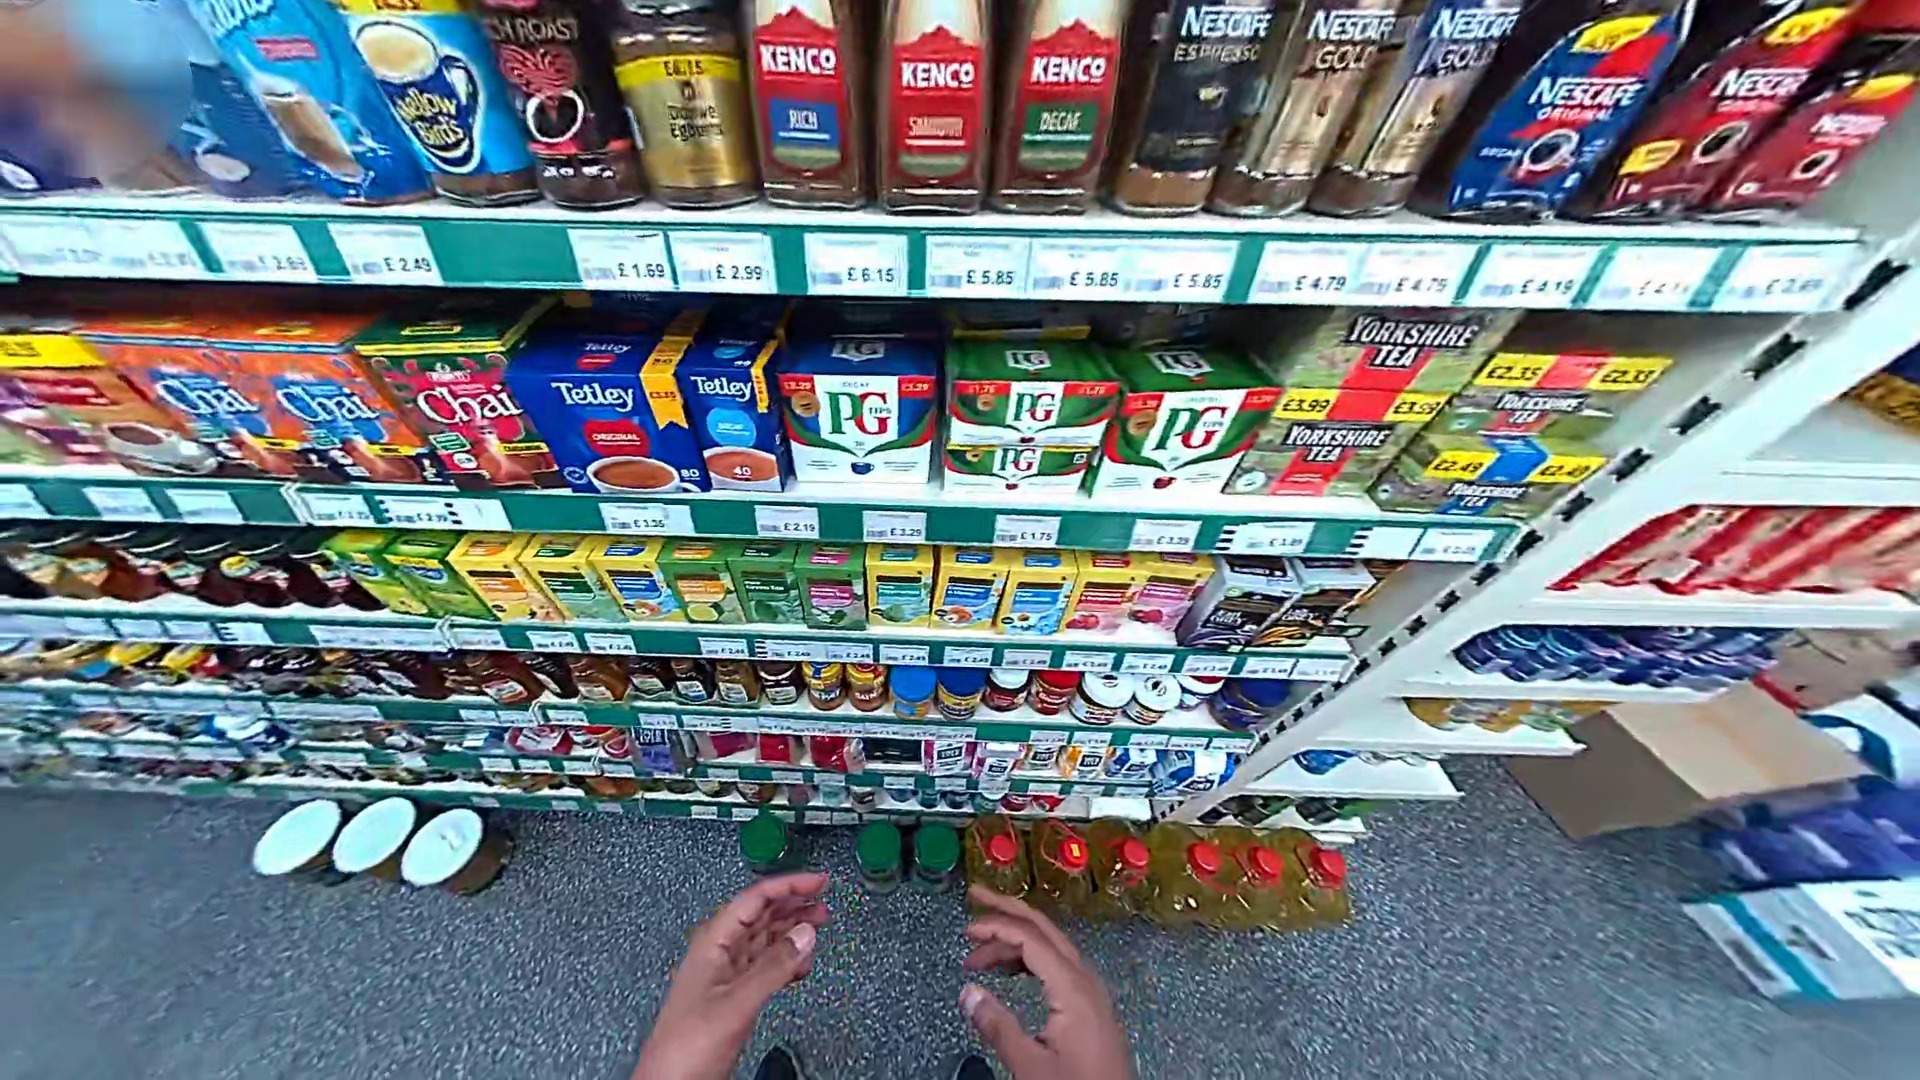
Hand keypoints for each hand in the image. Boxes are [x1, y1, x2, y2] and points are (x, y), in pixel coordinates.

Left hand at [633, 873, 828, 1079]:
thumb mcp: (735, 1004)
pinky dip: (788, 960)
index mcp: (714, 941)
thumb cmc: (685, 1050)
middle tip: (824, 901)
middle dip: (795, 904)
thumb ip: (774, 967)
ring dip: (793, 930)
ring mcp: (726, 973)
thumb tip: (806, 933)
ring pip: (766, 937)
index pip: (756, 897)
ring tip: (818, 926)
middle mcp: (720, 950)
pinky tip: (802, 965)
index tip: (818, 882)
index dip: (789, 885)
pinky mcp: (733, 995)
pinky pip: (766, 964)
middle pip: (763, 913)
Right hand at [959, 886, 1136, 1079]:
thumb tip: (967, 992)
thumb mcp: (1032, 1069)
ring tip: (978, 955)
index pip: (1030, 936)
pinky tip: (1008, 969)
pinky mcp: (1088, 1004)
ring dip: (1012, 941)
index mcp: (1072, 984)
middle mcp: (1083, 976)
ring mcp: (1089, 988)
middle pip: (1042, 926)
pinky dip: (1028, 958)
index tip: (967, 930)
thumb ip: (998, 1027)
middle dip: (1006, 909)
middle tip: (975, 897)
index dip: (996, 925)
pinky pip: (1055, 964)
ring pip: (1047, 945)